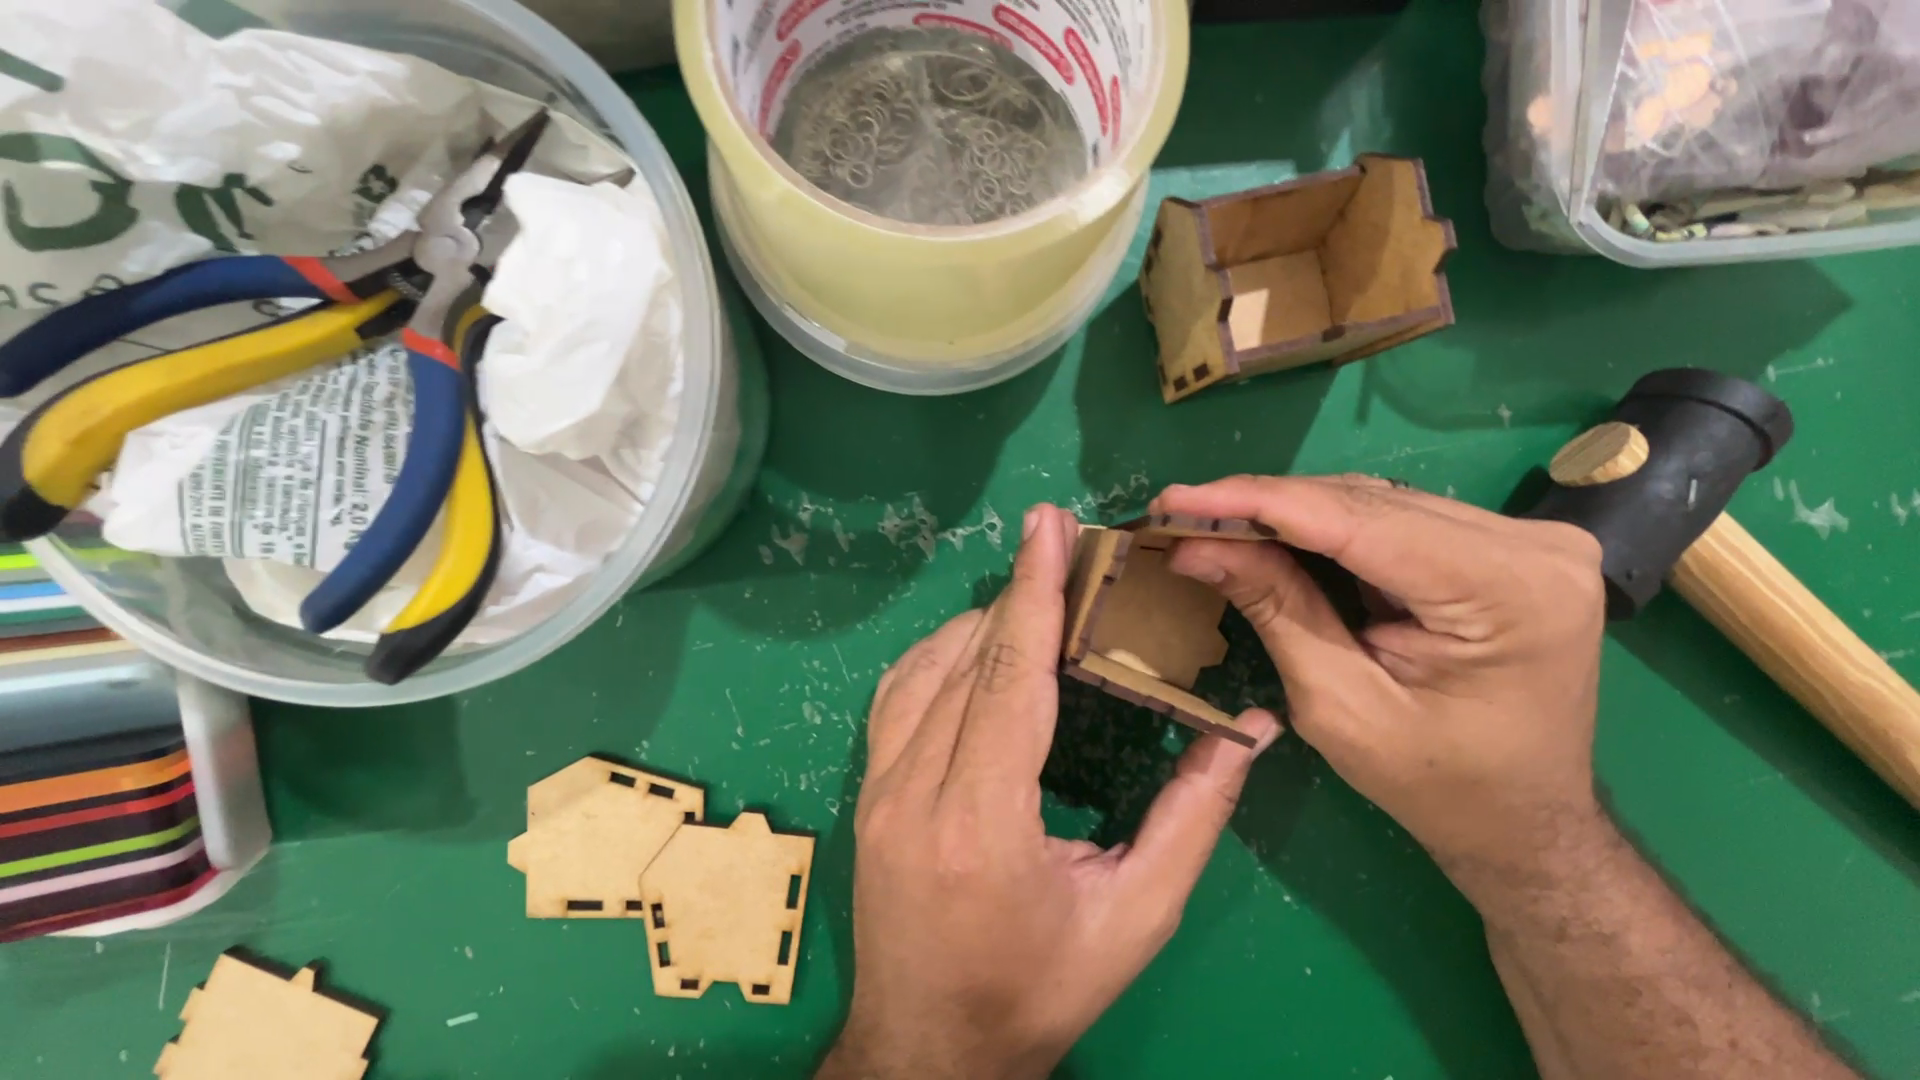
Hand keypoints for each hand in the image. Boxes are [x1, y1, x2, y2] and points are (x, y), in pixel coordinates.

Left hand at [819, 504, 1282, 1079]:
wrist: (930, 1047)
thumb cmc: (1040, 989)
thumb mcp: (1135, 915)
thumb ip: (1193, 815)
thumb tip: (1249, 729)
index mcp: (982, 823)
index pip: (1008, 676)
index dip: (1034, 592)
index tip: (1051, 526)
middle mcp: (916, 792)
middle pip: (967, 659)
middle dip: (1017, 591)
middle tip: (1061, 541)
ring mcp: (878, 790)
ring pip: (925, 668)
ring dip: (980, 619)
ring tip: (1033, 591)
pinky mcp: (868, 793)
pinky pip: (896, 695)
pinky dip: (939, 653)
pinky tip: (974, 643)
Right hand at [1153, 476, 1607, 891]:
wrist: (1525, 822)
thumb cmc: (1436, 785)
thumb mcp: (1338, 705)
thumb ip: (1276, 609)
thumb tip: (1195, 548)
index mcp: (1506, 590)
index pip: (1356, 520)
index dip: (1256, 502)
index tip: (1175, 498)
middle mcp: (1530, 545)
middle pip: (1364, 501)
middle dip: (1262, 506)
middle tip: (1178, 512)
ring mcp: (1525, 540)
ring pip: (1374, 502)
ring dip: (1288, 513)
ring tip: (1211, 522)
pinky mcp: (1505, 546)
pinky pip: (1394, 519)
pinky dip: (1325, 527)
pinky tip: (1271, 533)